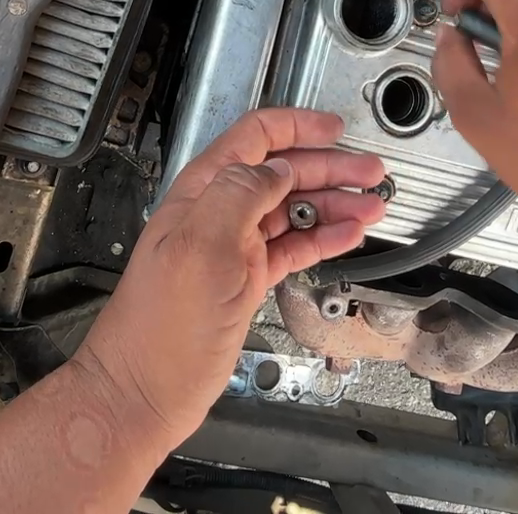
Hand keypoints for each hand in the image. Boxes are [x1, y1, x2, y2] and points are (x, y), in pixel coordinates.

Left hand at [72, 108, 385, 445]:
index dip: (298, 127)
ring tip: (372, 206)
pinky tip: (348, 237)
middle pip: (284, 172)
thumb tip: (277, 168)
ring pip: (295, 210)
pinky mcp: (248, 278)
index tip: (335, 129)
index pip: (256, 137)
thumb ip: (239, 194)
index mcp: (206, 191)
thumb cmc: (161, 324)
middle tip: (371, 174)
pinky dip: (323, 239)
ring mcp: (236, 245)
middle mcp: (222, 211)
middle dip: (330, 168)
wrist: (145, 390)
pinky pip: (294, 247)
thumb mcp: (201, 245)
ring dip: (335, 205)